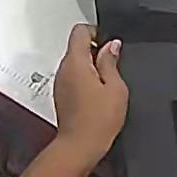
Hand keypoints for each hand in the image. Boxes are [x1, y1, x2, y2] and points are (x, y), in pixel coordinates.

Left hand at [50, 24, 126, 168]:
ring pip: (74, 62)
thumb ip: (111, 62)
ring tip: (106, 84)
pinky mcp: (61, 93)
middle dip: (95, 51)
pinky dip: (84, 79)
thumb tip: (111, 45)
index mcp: (76, 62)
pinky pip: (72, 77)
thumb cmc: (97, 121)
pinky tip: (97, 94)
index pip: (79, 31)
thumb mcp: (115, 88)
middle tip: (112, 66)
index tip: (108, 43)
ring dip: (90, 66)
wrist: (79, 145)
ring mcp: (60, 81)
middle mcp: (63, 69)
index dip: (96, 32)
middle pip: (76, 46)